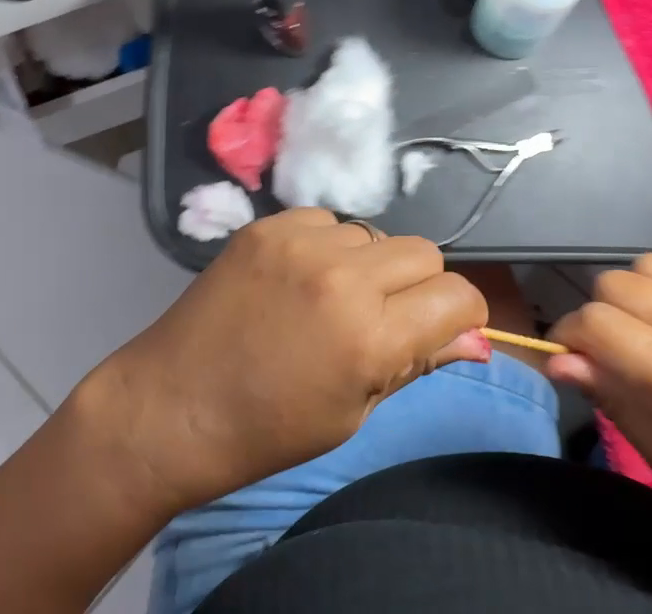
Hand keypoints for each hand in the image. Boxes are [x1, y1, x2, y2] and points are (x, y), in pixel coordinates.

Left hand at [84, 209, 488, 511]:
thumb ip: (418, 362)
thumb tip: (478, 340)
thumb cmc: (268, 431)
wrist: (172, 406)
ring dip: (371, 265)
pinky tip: (300, 278)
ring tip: (334, 299)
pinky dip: (327, 246)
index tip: (444, 328)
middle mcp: (343, 276)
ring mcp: (300, 244)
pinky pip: (326, 221)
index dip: (461, 315)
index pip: (458, 296)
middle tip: (386, 318)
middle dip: (420, 287)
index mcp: (370, 336)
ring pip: (375, 234)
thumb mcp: (355, 411)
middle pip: (425, 253)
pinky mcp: (266, 227)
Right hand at [546, 256, 651, 581]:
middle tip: (608, 358)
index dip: (569, 339)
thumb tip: (559, 362)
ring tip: (645, 338)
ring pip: (651, 266)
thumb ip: (616, 402)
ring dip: (632, 296)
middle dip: (597, 315)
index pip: (595, 322)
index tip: (570, 365)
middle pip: (616, 283)